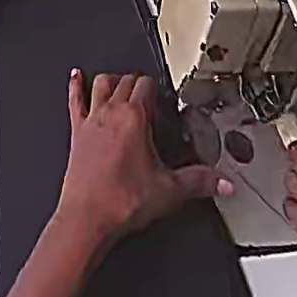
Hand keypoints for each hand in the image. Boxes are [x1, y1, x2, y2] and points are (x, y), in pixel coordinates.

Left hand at [53, 69, 233, 246]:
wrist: (86, 220)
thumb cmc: (120, 202)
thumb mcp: (168, 191)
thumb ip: (199, 182)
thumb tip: (221, 183)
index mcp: (134, 117)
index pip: (147, 84)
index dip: (157, 88)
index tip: (163, 97)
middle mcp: (111, 112)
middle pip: (126, 80)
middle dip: (138, 83)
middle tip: (148, 94)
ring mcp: (92, 119)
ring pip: (102, 83)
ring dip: (113, 80)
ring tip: (121, 83)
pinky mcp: (77, 132)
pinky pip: (75, 100)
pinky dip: (75, 85)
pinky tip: (75, 76)